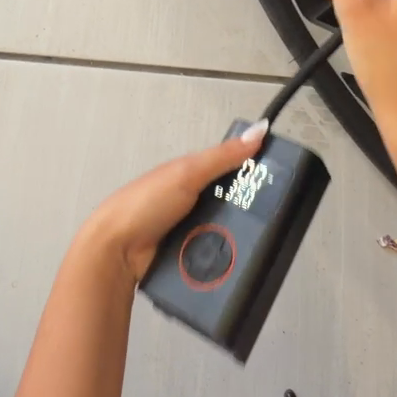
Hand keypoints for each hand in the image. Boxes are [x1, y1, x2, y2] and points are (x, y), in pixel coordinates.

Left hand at [78, 121, 268, 282]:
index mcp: (192, 175)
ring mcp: (189, 233)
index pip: (231, 172)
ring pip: (225, 236)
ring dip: (236, 242)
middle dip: (247, 217)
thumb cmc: (145, 201)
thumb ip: (223, 156)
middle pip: (232, 208)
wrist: (115, 250)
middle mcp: (193, 203)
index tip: (280, 184)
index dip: (254, 176)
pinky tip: (237, 266)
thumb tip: (259, 130)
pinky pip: (214, 259)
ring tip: (260, 249)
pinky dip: (222, 261)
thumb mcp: (187, 172)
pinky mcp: (187, 260)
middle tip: (272, 224)